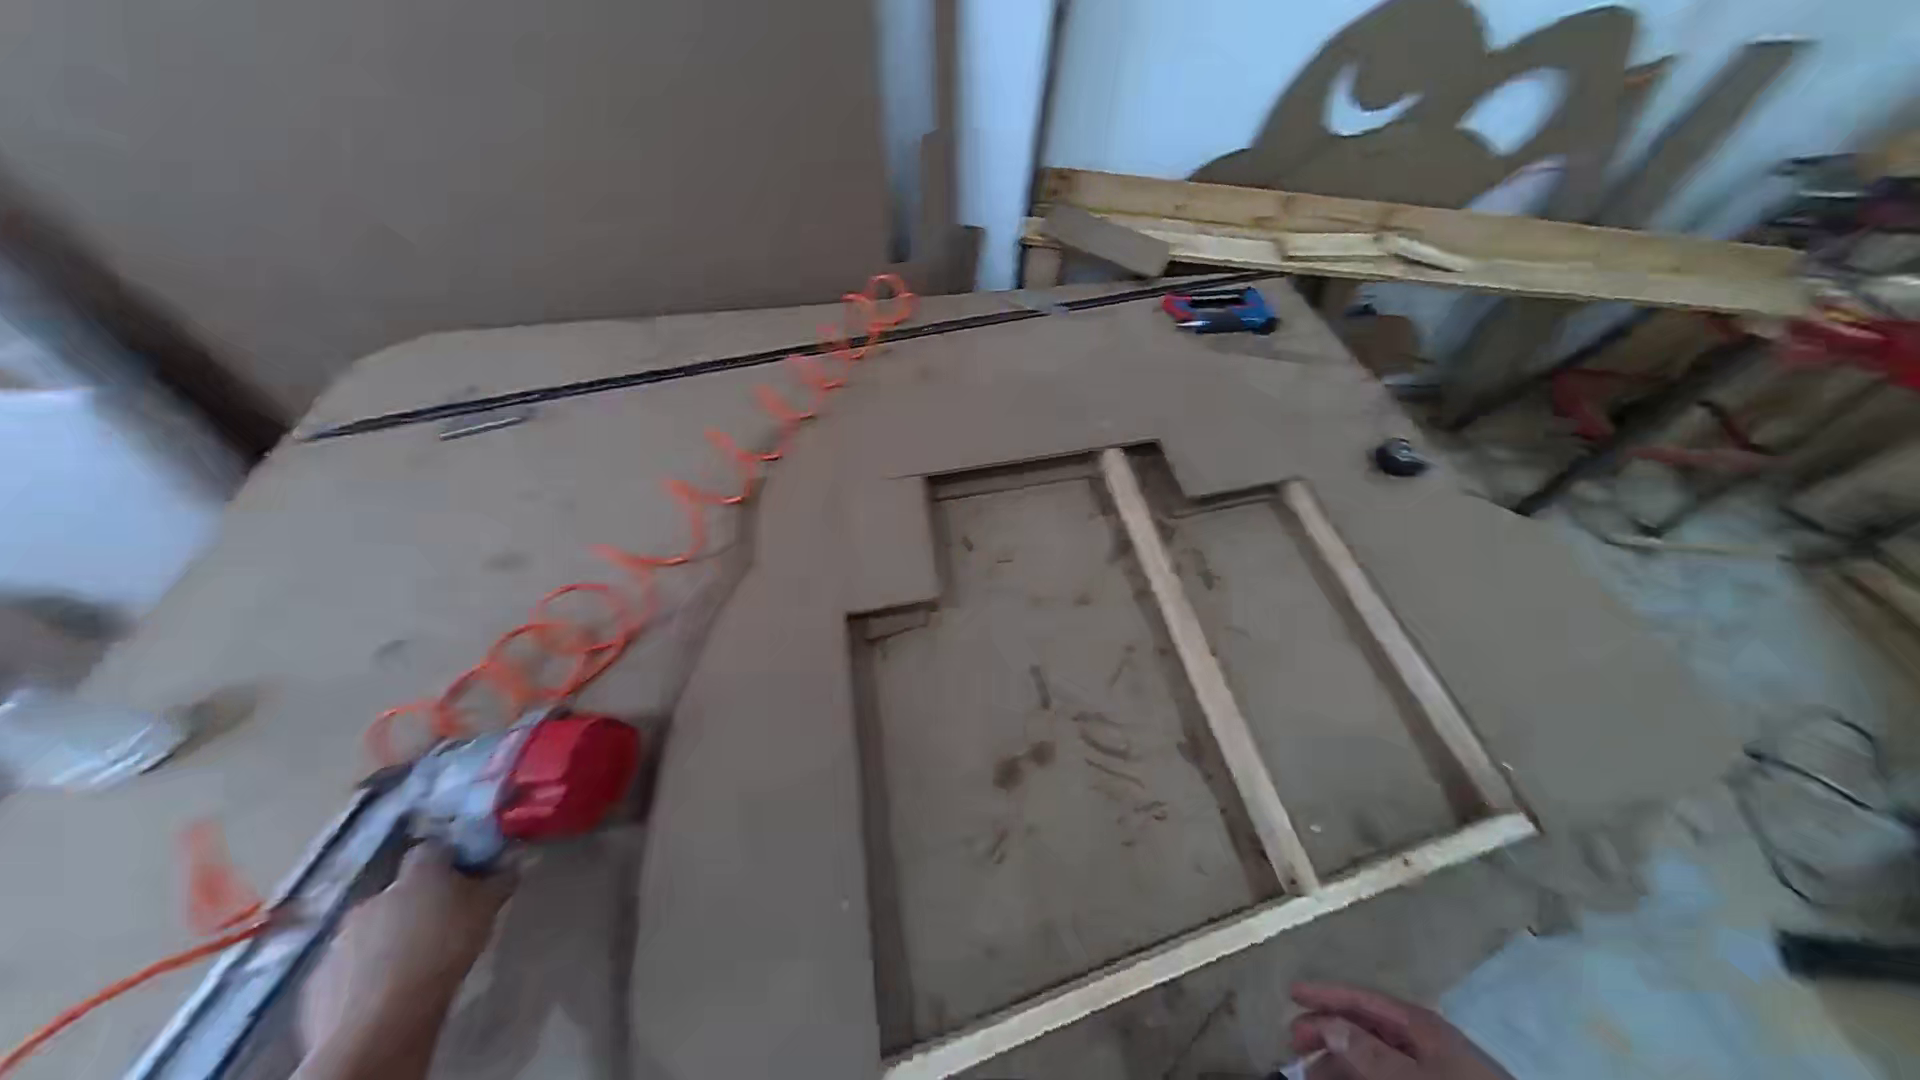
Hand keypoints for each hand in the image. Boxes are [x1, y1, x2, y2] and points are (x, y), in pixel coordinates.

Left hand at [299, 844, 513, 1058]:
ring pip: (373, 926)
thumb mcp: (487, 910)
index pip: (433, 849)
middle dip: (417, 902)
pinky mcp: (319, 975)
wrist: (381, 1020)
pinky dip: (366, 968)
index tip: (465, 875)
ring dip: (390, 935)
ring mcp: (341, 936)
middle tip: (441, 923)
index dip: (448, 859)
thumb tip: (513, 862)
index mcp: (419, 874)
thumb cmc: (446, 949)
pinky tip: (386, 987)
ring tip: (413, 960)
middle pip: (401, 890)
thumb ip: (500, 881)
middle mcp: (377, 895)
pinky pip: (349, 962)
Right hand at [1290, 982, 1513, 1079]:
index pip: (1363, 999)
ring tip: (1313, 1077)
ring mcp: (1433, 1071)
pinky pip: (1389, 1077)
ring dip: (1340, 1063)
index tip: (1290, 993)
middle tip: (1294, 1043)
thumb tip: (1325, 1022)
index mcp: (1421, 1025)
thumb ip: (1367, 1052)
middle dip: (1327, 1033)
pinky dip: (1361, 1079)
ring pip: (1374, 1058)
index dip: (1325, 995)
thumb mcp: (1412, 1079)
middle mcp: (1424, 1042)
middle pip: (1365, 1027)